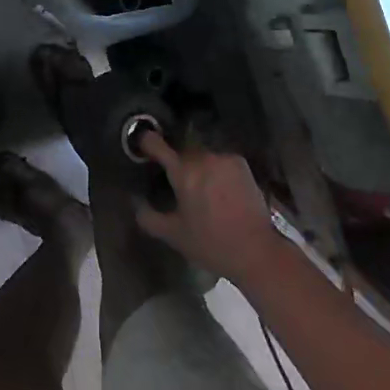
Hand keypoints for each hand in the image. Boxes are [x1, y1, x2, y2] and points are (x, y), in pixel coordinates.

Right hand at [133, 130, 283, 282]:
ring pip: (202, 154)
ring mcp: (224, 157)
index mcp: (183, 172)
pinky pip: (220, 159)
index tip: (141, 142)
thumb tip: (134, 201)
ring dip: (197, 165)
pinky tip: (219, 188)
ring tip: (200, 187)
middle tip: (175, 181)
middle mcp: (203, 157)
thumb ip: (148, 216)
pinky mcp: (241, 162)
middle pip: (182, 150)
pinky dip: (215, 168)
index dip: (147, 141)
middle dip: (176, 161)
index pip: (158, 145)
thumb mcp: (174, 235)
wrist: (255, 249)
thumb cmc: (211, 243)